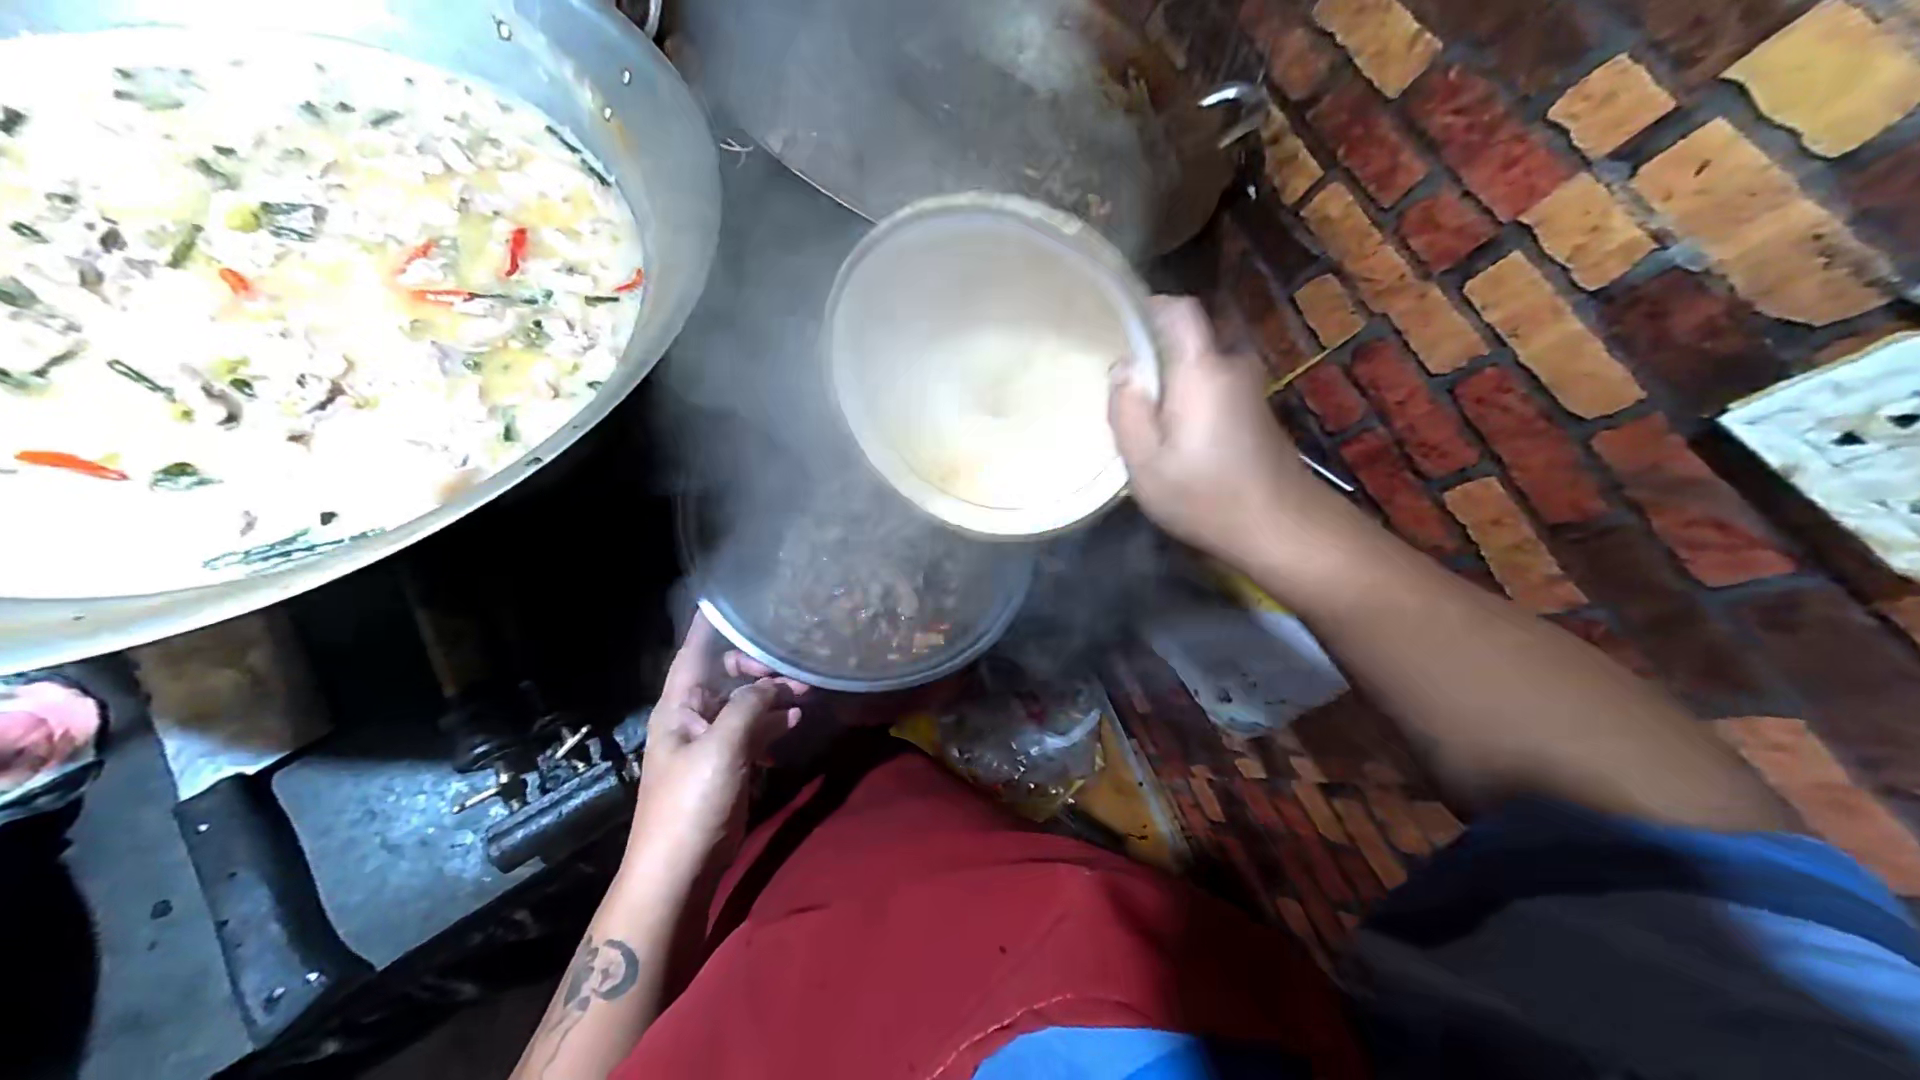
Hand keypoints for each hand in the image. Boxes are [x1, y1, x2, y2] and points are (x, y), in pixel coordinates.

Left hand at [627, 613, 808, 877]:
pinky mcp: (726, 767)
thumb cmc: (692, 805)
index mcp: (678, 708)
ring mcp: (709, 744)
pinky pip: (751, 733)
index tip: (735, 598)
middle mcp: (691, 719)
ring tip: (806, 693)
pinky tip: (794, 724)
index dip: (711, 625)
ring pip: (744, 705)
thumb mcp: (723, 749)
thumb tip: (773, 684)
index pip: (694, 652)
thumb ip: (750, 707)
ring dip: (772, 696)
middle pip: (726, 677)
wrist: (678, 873)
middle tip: (795, 669)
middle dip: (759, 668)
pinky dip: (772, 725)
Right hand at [1110, 296, 1340, 564]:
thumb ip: (1127, 409)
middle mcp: (1231, 365)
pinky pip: (1214, 386)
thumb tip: (1124, 368)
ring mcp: (1249, 387)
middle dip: (1155, 358)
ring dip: (1174, 384)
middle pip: (1187, 341)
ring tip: (1150, 423)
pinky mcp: (1256, 410)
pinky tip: (1180, 439)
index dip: (1150, 308)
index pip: (1179, 310)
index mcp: (1201, 369)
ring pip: (1200, 367)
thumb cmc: (1206, 496)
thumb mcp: (1145, 462)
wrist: (1281, 528)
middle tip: (1127, 395)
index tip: (1121, 328)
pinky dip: (1193, 399)